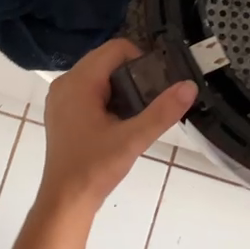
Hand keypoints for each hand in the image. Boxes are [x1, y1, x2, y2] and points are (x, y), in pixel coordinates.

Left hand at [38, 39, 196, 214]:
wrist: (66, 199)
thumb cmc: (95, 168)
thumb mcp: (133, 139)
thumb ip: (162, 112)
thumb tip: (189, 86)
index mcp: (78, 82)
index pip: (115, 49)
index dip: (141, 59)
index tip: (158, 83)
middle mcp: (65, 83)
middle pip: (105, 60)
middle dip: (132, 74)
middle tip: (152, 99)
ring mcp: (60, 98)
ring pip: (97, 76)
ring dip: (120, 87)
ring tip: (138, 111)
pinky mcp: (61, 112)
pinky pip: (88, 91)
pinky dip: (106, 97)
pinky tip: (119, 121)